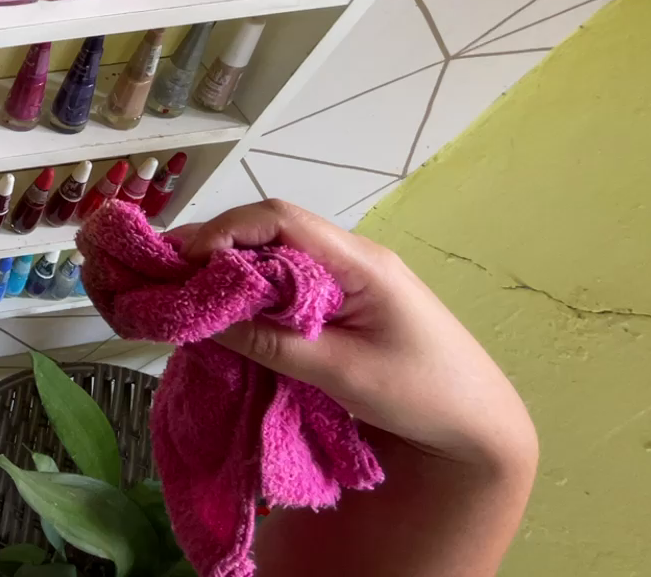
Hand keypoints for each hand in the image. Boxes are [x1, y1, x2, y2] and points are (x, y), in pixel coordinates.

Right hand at [174, 201, 537, 476]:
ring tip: (181, 279)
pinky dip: (243, 278)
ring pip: (269, 246)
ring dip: (225, 260)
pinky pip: (279, 269)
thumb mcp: (341, 373)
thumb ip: (268, 340)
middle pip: (266, 226)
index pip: (279, 219)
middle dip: (213, 241)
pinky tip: (219, 295)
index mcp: (360, 262)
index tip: (187, 260)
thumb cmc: (424, 398)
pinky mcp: (335, 293)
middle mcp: (348, 254)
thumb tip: (198, 314)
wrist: (482, 431)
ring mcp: (343, 271)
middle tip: (167, 267)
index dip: (225, 230)